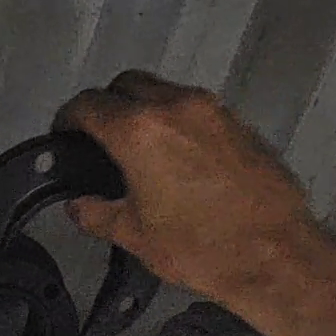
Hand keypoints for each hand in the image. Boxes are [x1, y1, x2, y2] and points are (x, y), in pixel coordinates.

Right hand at [55, 70, 322, 302]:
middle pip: (126, 84)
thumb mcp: (134, 236)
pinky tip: (174, 158)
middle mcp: (175, 106)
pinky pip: (193, 109)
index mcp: (139, 131)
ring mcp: (212, 110)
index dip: (68, 117)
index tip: (63, 133)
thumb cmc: (196, 247)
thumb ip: (97, 214)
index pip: (89, 105)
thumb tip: (78, 206)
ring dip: (142, 110)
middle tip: (97, 138)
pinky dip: (174, 122)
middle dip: (105, 105)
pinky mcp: (237, 123)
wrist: (272, 252)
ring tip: (136, 149)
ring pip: (163, 91)